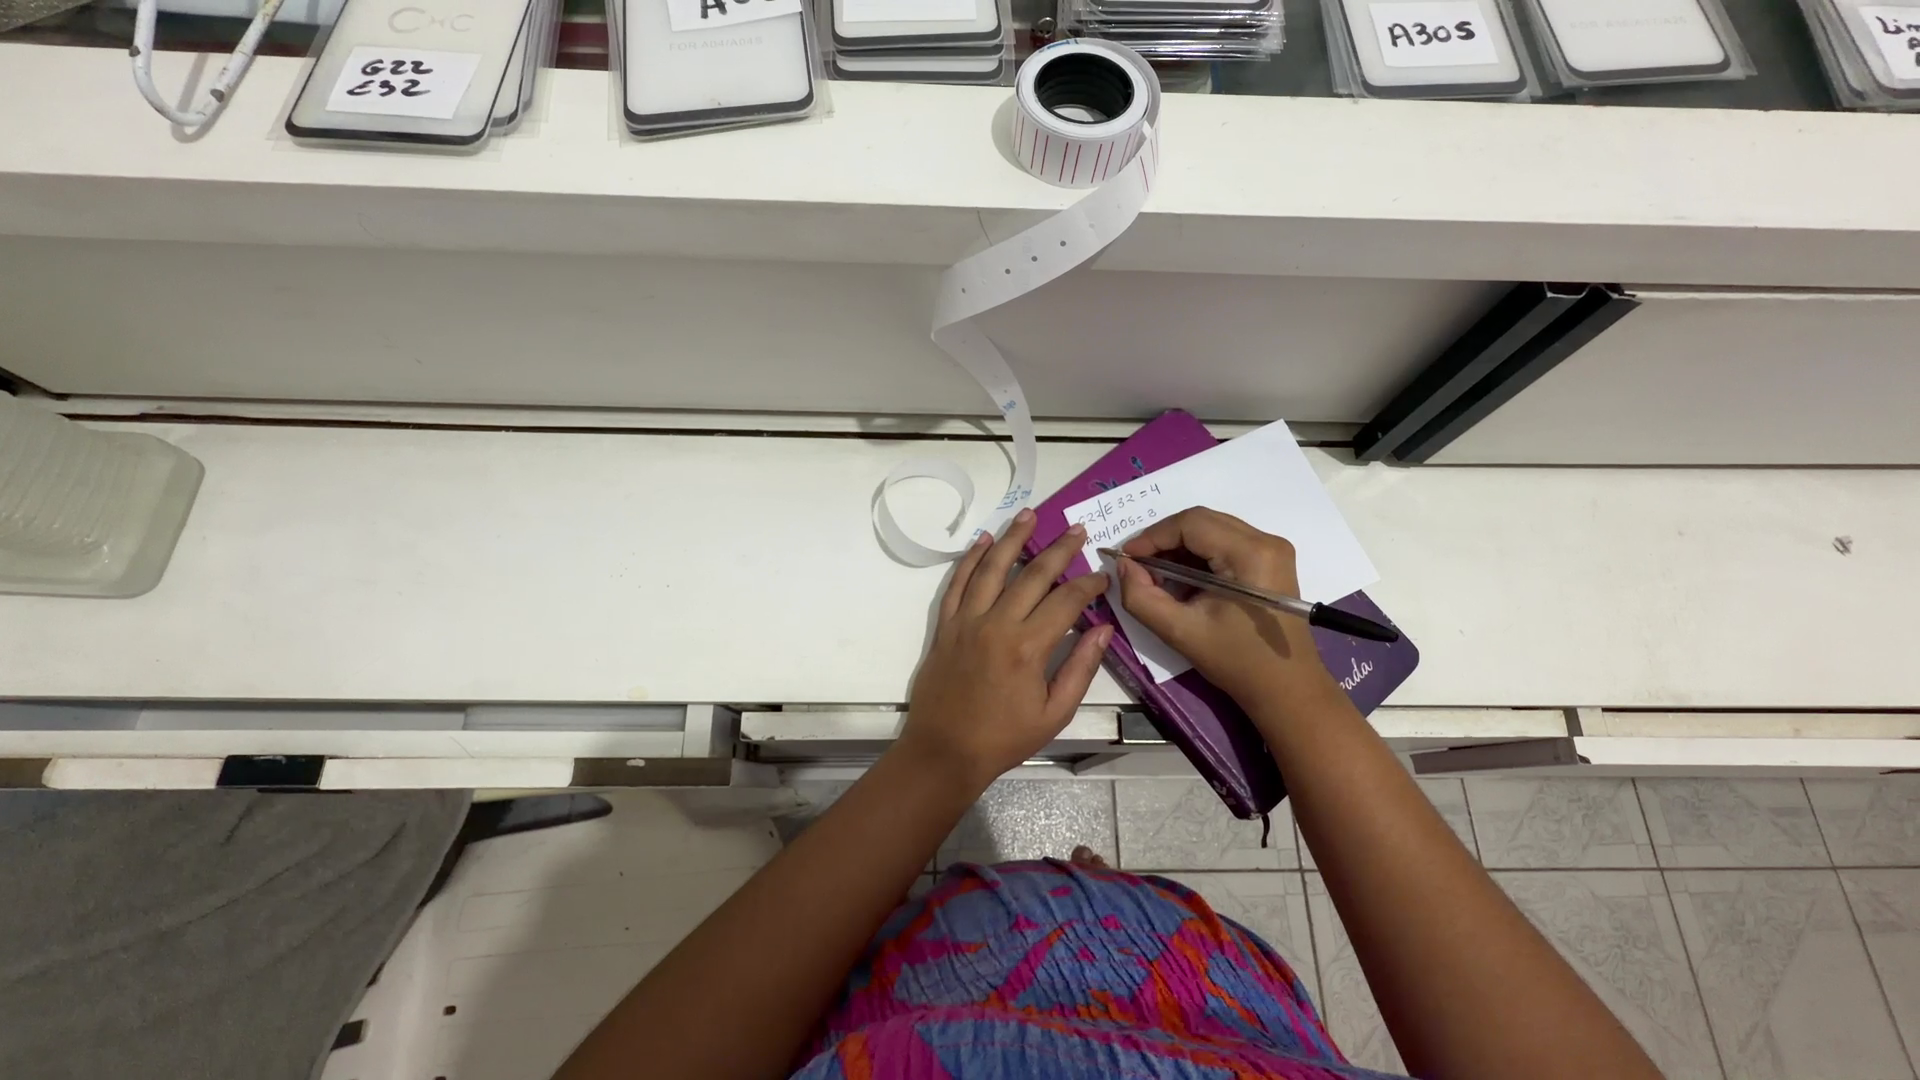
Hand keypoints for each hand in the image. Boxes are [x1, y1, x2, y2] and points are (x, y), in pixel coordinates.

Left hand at [898, 509, 1113, 789]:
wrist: (944, 751)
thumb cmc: (1004, 738)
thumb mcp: (1054, 714)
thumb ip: (1080, 668)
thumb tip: (1102, 629)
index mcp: (1028, 647)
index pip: (1066, 601)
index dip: (1088, 584)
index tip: (1102, 574)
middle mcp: (997, 624)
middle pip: (1032, 575)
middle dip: (1058, 549)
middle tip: (1076, 529)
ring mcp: (967, 621)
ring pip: (991, 568)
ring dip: (1012, 539)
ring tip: (1029, 514)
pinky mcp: (945, 626)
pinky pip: (957, 584)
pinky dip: (969, 559)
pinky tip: (983, 541)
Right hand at [1115, 507, 1338, 707]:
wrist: (1286, 687)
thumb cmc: (1237, 661)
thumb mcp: (1180, 631)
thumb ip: (1141, 596)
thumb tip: (1124, 565)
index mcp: (1250, 554)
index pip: (1191, 524)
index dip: (1153, 536)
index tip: (1127, 558)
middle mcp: (1266, 541)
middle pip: (1202, 521)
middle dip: (1164, 540)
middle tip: (1139, 566)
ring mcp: (1272, 549)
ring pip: (1212, 529)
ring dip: (1179, 548)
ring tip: (1158, 576)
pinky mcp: (1270, 559)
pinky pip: (1224, 543)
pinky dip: (1197, 556)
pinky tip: (1182, 580)